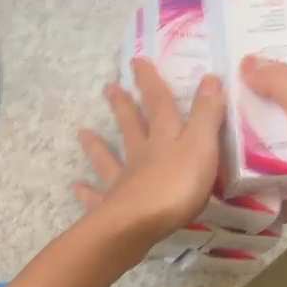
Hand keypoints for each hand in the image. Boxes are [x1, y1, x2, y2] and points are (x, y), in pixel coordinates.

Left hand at [74, 61, 226, 247]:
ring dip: (96, 146)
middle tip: (109, 88)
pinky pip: (96, 198)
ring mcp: (122, 183)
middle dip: (122, 106)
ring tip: (82, 133)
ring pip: (108, 159)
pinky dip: (86, 192)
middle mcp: (140, 156)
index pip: (158, 102)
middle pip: (130, 127)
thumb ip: (207, 114)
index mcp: (164, 138)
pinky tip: (76, 187)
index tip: (136, 61)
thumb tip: (210, 77)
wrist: (138, 225)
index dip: (150, 81)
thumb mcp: (201, 146)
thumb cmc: (175, 187)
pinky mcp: (111, 209)